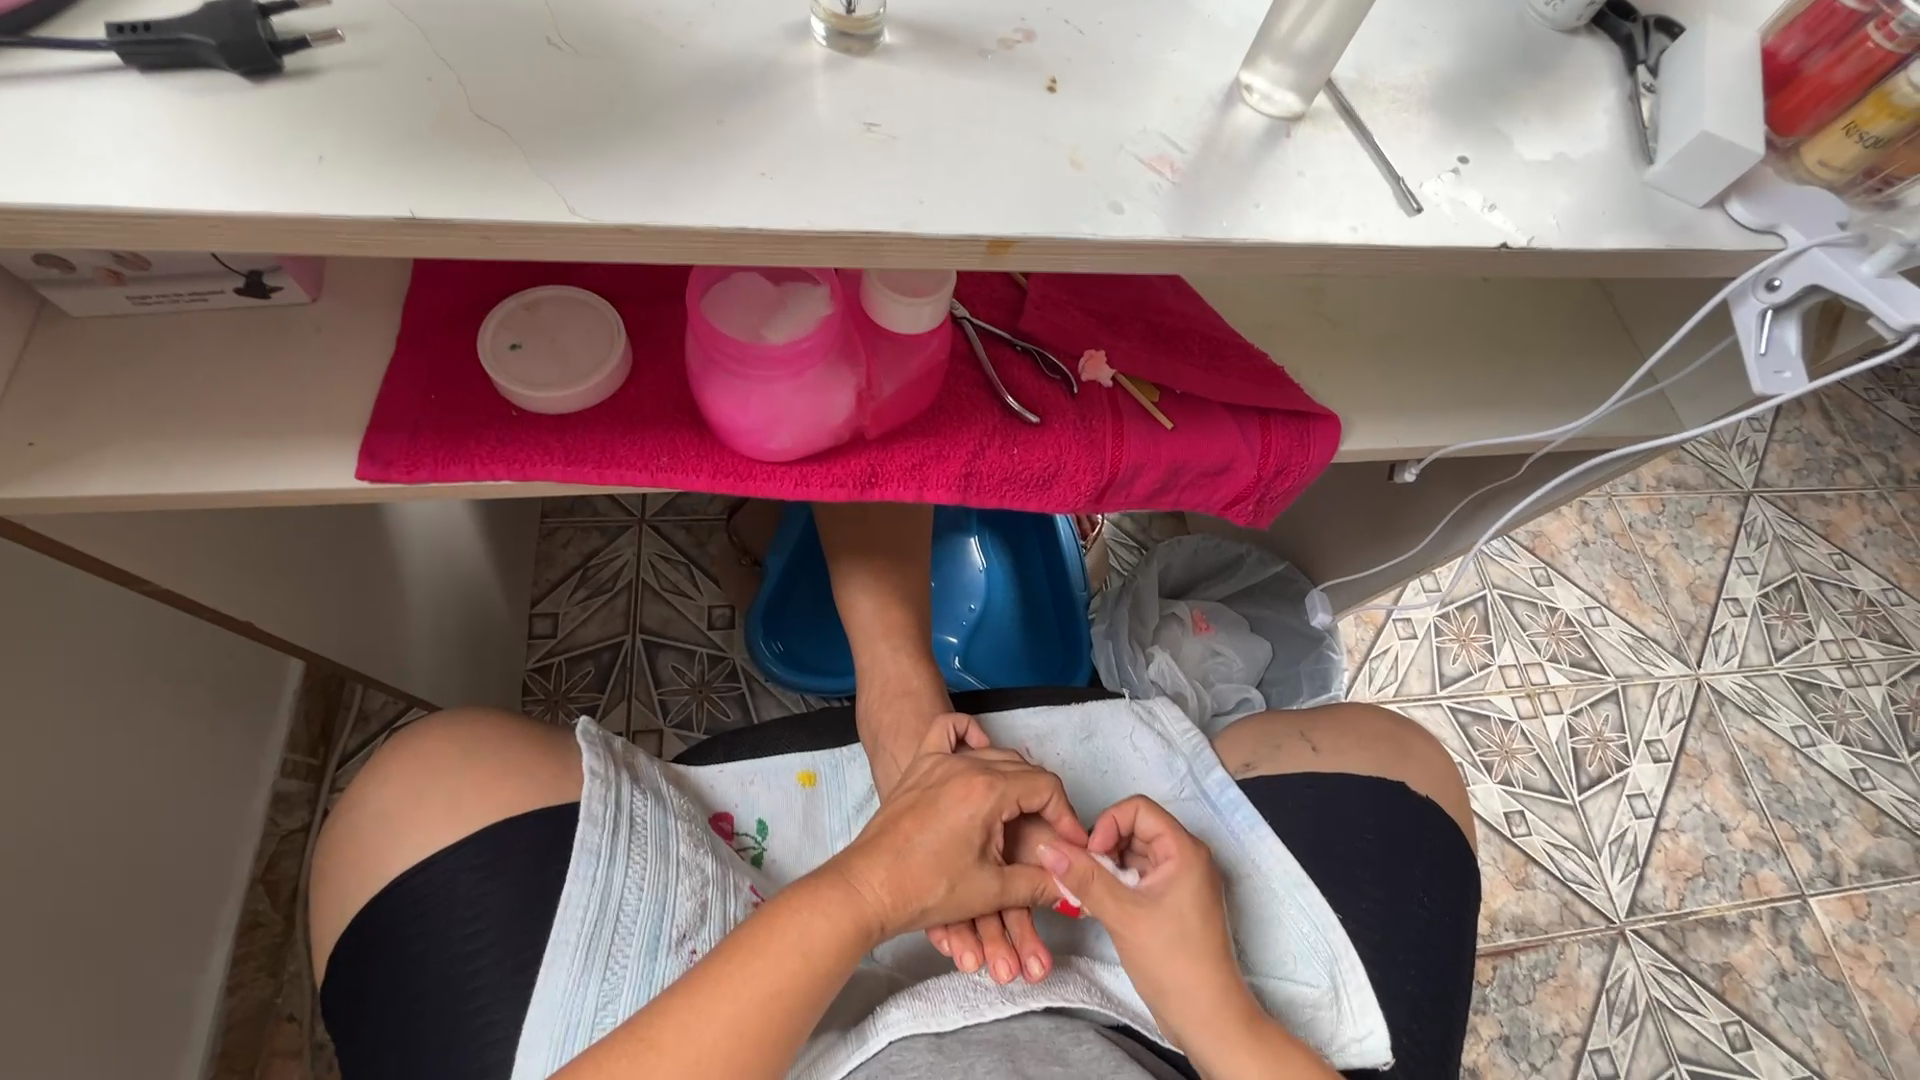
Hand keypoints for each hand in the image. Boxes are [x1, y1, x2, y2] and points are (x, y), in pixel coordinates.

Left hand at [869, 712, 1067, 985]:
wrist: (869, 888)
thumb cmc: (926, 890)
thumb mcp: (992, 891)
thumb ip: (1038, 884)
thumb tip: (1070, 883)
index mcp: (988, 791)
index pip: (1046, 786)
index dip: (1065, 816)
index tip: (1070, 842)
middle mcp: (966, 766)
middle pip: (1023, 769)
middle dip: (1044, 801)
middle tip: (1050, 834)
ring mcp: (940, 762)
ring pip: (992, 753)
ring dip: (1013, 777)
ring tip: (1022, 811)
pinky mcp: (920, 766)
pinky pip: (948, 730)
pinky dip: (967, 734)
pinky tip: (976, 753)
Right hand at [1037, 796, 1257, 1049]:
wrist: (1208, 1020)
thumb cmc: (1174, 964)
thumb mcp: (1122, 915)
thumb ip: (1084, 877)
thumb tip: (1049, 848)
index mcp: (1184, 850)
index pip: (1138, 809)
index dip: (1109, 824)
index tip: (1091, 856)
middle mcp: (1186, 857)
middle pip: (1134, 829)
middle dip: (1104, 848)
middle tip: (1084, 877)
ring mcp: (1180, 881)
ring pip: (1133, 854)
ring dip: (1106, 868)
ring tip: (1088, 895)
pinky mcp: (1172, 902)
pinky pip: (1138, 877)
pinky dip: (1116, 885)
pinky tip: (1098, 906)